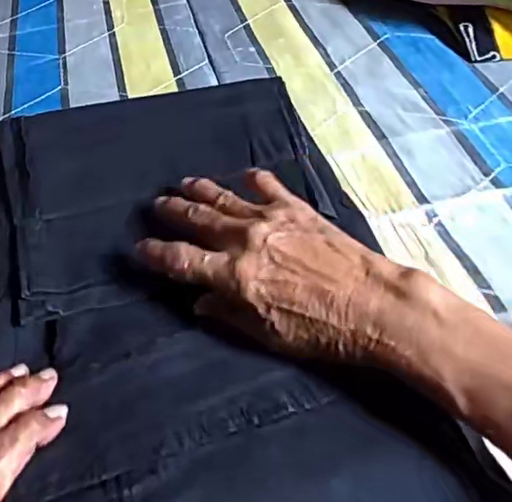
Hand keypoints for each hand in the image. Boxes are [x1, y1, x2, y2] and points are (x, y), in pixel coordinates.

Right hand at [134, 169, 415, 364]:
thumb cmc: (322, 331)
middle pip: (197, 220)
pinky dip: (250, 179)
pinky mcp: (293, 206)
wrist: (372, 302)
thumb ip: (229, 314)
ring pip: (223, 197)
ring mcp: (269, 217)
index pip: (182, 261)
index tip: (139, 248)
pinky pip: (264, 184)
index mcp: (235, 275)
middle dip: (172, 212)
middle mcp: (245, 240)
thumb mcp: (269, 335)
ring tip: (182, 183)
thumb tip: (199, 301)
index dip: (156, 254)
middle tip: (156, 204)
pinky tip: (243, 175)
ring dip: (199, 189)